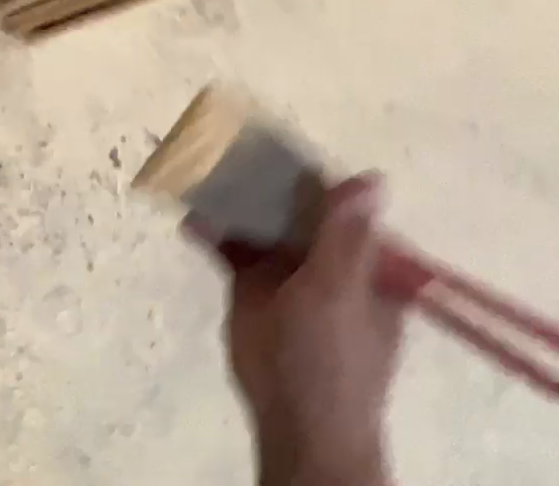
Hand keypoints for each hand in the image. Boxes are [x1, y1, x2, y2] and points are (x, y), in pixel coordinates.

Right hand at [208, 175, 405, 485]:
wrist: (293, 411)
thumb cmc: (329, 353)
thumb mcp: (338, 290)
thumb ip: (342, 236)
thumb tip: (370, 178)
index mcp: (362, 263)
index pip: (339, 208)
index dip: (309, 178)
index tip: (276, 147)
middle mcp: (325, 261)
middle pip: (292, 210)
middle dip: (261, 183)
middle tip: (223, 149)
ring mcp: (285, 272)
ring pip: (257, 225)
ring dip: (230, 202)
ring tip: (196, 173)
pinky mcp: (249, 284)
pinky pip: (228, 247)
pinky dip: (209, 230)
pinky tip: (188, 216)